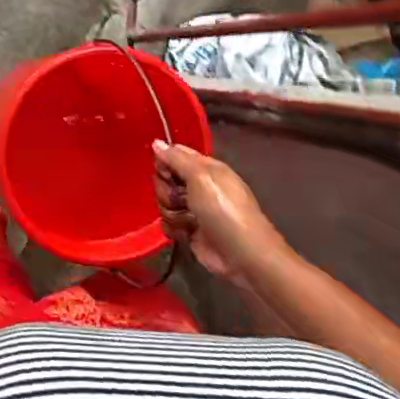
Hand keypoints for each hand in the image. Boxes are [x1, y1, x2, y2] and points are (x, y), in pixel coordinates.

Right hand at [153, 140, 286, 280]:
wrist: (243, 256)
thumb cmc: (225, 211)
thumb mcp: (201, 178)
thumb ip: (176, 159)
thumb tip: (156, 142)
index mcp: (206, 169)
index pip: (175, 154)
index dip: (165, 162)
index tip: (165, 172)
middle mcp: (198, 186)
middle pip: (165, 179)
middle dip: (166, 190)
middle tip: (180, 199)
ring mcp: (193, 209)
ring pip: (163, 202)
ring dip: (171, 212)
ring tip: (188, 221)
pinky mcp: (188, 230)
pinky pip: (167, 222)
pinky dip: (174, 228)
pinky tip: (185, 233)